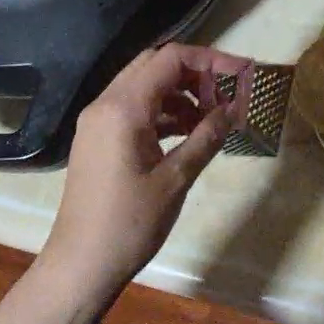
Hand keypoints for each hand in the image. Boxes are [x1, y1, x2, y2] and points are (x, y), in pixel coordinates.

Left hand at [41, 43, 247, 289]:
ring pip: (145, 86)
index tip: (242, 74)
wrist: (81, 265)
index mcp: (123, 108)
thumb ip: (206, 137)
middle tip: (228, 95)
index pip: (170, 59)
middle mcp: (106, 104)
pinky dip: (165, 112)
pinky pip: (135, 109)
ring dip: (182, 93)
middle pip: (155, 65)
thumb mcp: (177, 179)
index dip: (210, 60)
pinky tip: (190, 134)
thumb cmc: (130, 223)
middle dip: (196, 73)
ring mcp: (98, 122)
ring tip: (214, 119)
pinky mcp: (99, 140)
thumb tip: (233, 109)